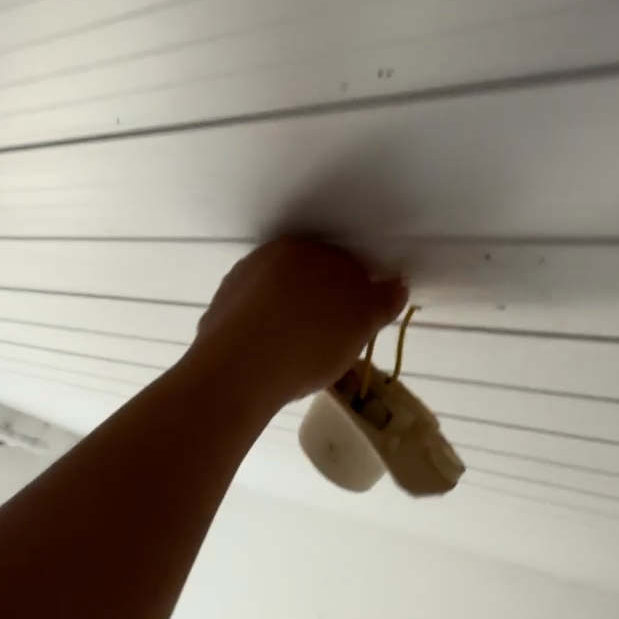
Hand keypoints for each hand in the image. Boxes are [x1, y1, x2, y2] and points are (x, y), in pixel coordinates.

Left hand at [186, 237, 408, 410]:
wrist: (238, 367)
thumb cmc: (309, 342)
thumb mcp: (359, 326)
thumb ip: (381, 301)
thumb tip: (397, 283)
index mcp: (314, 251)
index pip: (348, 263)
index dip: (360, 293)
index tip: (360, 324)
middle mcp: (277, 252)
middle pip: (311, 273)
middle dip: (325, 299)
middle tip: (333, 338)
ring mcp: (245, 274)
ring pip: (280, 290)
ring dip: (292, 311)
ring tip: (300, 350)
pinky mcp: (222, 301)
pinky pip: (254, 309)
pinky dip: (265, 324)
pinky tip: (271, 352)